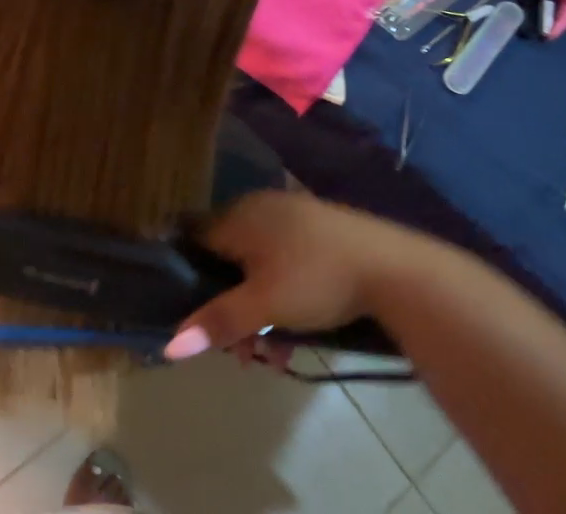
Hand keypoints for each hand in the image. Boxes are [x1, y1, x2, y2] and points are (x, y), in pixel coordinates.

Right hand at [166, 191, 438, 358]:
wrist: (396, 269)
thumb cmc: (316, 280)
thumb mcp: (263, 306)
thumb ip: (217, 322)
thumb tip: (169, 346)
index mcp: (239, 215)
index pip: (193, 237)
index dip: (185, 275)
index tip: (190, 314)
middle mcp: (260, 208)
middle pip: (226, 260)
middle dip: (228, 310)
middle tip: (240, 353)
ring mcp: (293, 218)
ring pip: (258, 269)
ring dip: (258, 315)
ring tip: (272, 356)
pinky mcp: (320, 233)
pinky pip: (285, 266)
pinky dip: (283, 300)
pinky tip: (296, 338)